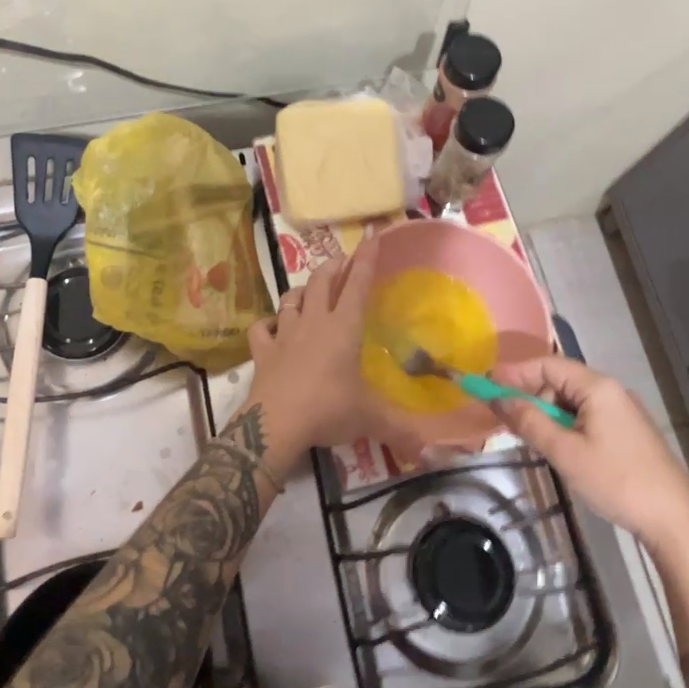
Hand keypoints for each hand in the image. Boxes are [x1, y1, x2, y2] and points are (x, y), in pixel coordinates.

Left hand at [245, 236, 418, 458]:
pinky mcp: (262, 351)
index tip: (371, 234)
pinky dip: (267, 324)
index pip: (357, 284)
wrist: (276, 423)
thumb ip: (399, 431)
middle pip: (321, 281)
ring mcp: (284, 334)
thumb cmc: (329, 409)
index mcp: (343, 327)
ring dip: (301, 291)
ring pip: (291, 299)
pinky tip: (271, 327)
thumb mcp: (370, 418)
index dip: (366, 258)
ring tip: (309, 290)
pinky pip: (261, 329)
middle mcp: (314, 322)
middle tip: (342, 258)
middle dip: (333, 265)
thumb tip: (427, 452)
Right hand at [491, 356, 688, 538]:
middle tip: (506, 420)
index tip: (485, 384)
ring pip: (573, 401)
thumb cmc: (616, 481)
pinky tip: (557, 447)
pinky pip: (587, 417)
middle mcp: (612, 391)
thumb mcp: (565, 452)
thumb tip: (498, 399)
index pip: (548, 365)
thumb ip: (529, 422)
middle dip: (530, 396)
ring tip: (530, 438)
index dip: (514, 373)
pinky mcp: (628, 432)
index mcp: (598, 387)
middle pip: (560, 381)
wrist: (673, 519)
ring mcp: (622, 411)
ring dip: (547, 414)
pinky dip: (565, 425)